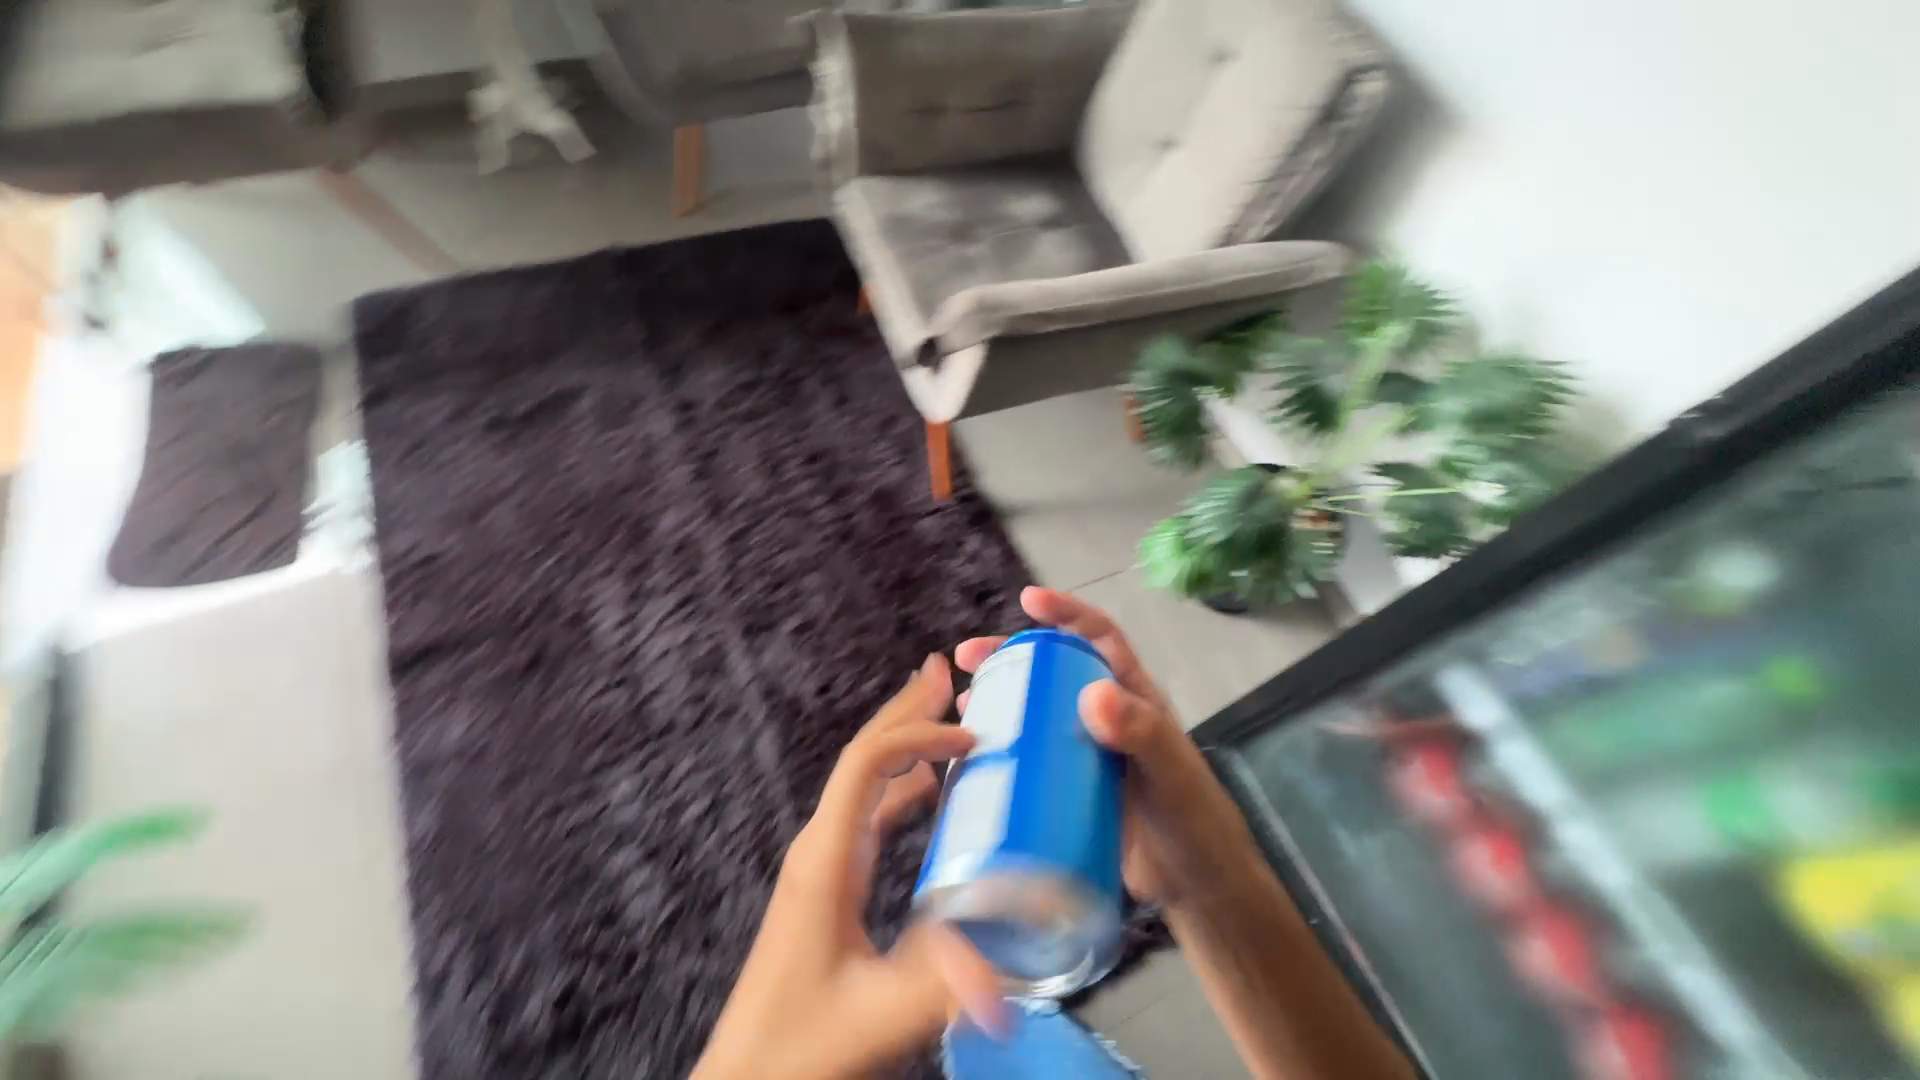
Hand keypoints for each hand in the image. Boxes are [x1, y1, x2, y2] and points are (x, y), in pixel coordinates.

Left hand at [693, 656, 1003, 1079]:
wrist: (747, 1078)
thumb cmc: (798, 1045)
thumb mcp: (878, 1014)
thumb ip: (945, 987)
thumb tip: (1013, 969)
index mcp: (826, 857)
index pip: (867, 766)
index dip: (916, 736)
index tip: (968, 734)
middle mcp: (822, 845)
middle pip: (863, 757)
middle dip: (905, 712)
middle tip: (942, 672)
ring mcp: (824, 862)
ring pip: (866, 781)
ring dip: (904, 744)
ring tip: (944, 714)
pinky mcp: (831, 883)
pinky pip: (870, 815)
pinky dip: (902, 789)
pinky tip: (929, 789)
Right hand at [956, 588, 1262, 909]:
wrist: (1194, 887)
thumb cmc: (1193, 820)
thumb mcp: (1172, 772)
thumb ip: (1142, 733)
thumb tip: (1091, 694)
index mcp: (1133, 698)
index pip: (1100, 639)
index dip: (1067, 613)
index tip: (1029, 600)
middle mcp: (1105, 717)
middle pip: (1053, 670)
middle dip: (1011, 655)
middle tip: (968, 658)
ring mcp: (1083, 753)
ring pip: (1035, 712)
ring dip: (998, 699)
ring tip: (961, 702)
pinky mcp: (1067, 788)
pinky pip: (1029, 757)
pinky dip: (1000, 748)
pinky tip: (970, 757)